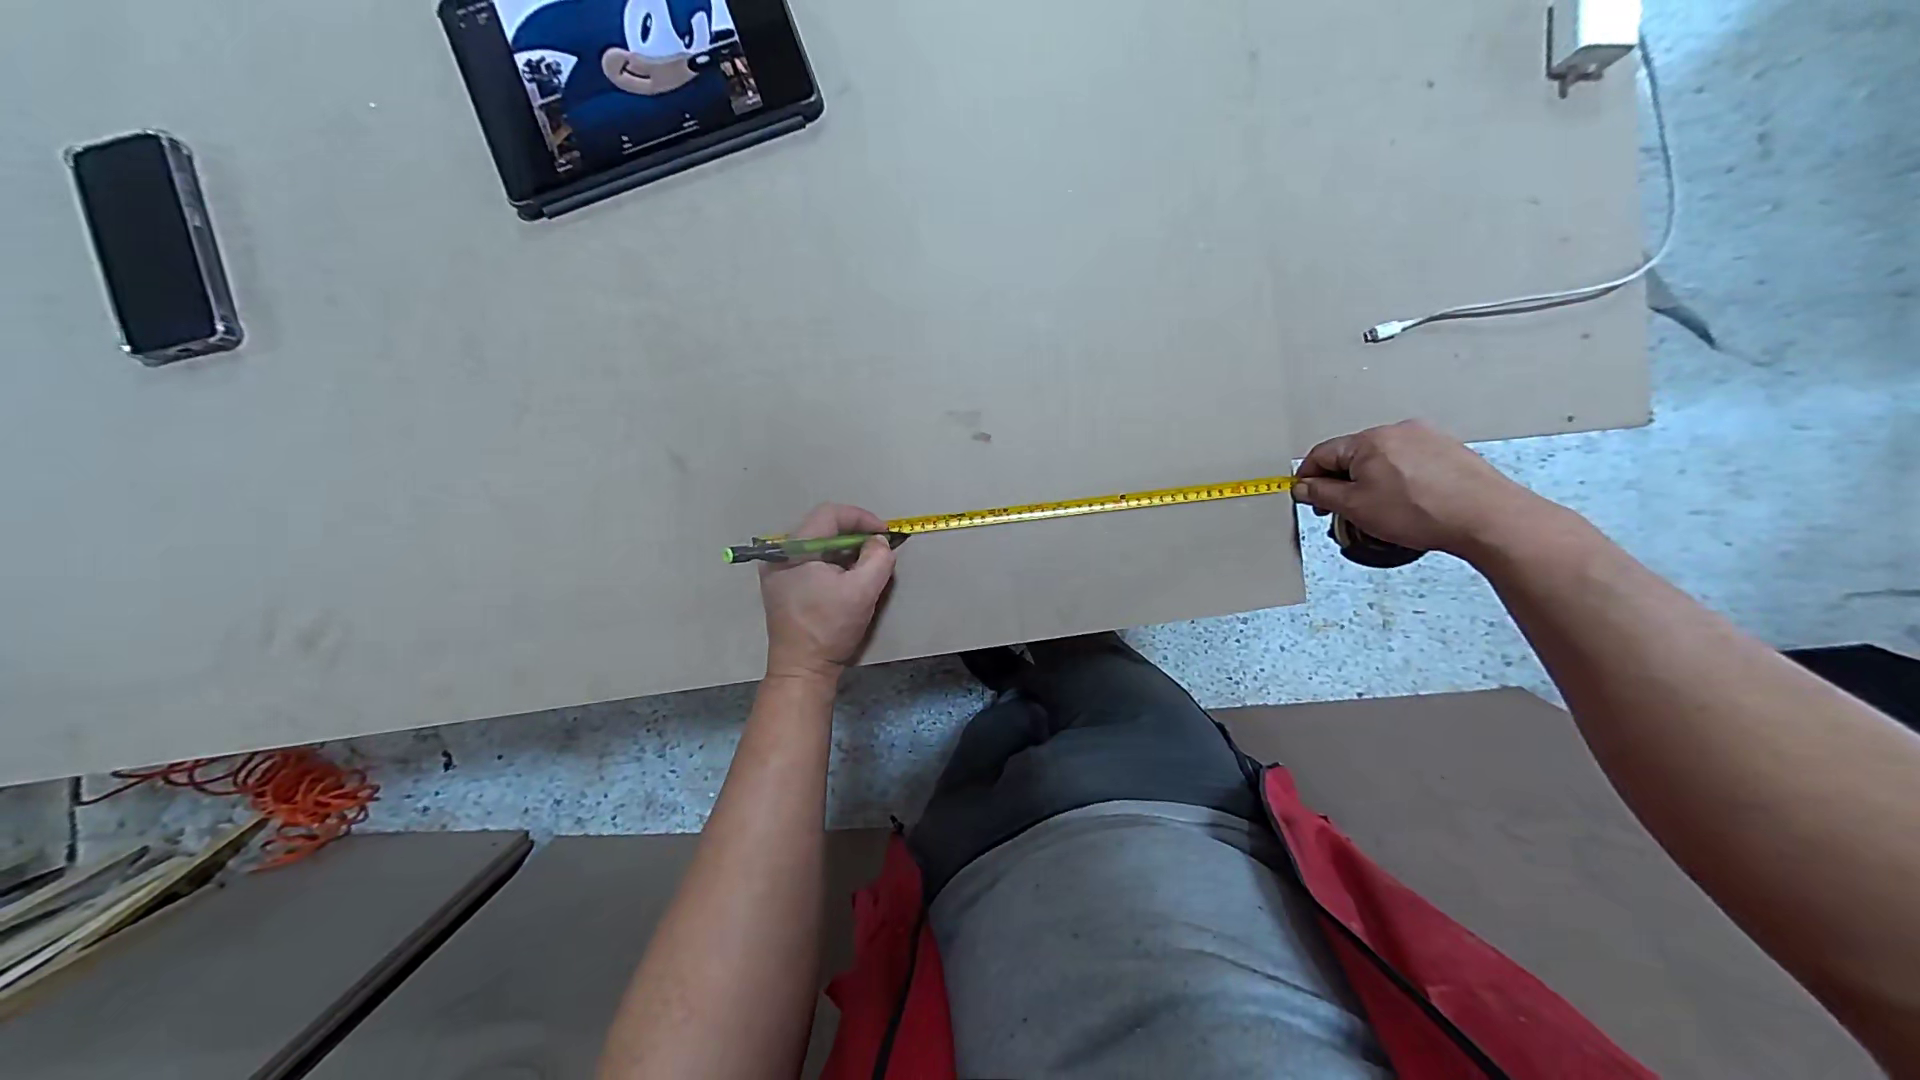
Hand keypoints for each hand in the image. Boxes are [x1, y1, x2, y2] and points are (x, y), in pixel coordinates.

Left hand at [760, 503, 896, 683]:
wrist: (802, 669)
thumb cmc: (829, 628)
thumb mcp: (863, 590)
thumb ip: (878, 558)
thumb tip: (879, 542)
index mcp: (792, 550)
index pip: (829, 514)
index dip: (861, 518)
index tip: (884, 533)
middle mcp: (779, 554)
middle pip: (822, 527)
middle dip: (854, 534)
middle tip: (878, 549)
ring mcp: (777, 571)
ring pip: (818, 545)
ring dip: (845, 550)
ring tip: (866, 564)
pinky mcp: (782, 586)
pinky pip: (811, 561)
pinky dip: (833, 563)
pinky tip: (848, 578)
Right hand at [1291, 420, 1553, 558]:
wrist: (1486, 517)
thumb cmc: (1426, 511)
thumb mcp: (1355, 507)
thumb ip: (1321, 493)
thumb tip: (1304, 487)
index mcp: (1370, 439)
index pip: (1322, 454)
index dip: (1308, 478)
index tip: (1306, 494)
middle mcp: (1398, 431)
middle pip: (1352, 455)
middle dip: (1341, 482)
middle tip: (1340, 509)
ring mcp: (1426, 438)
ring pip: (1381, 459)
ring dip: (1370, 482)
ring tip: (1378, 511)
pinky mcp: (1447, 451)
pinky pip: (1408, 463)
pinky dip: (1397, 481)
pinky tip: (1405, 504)